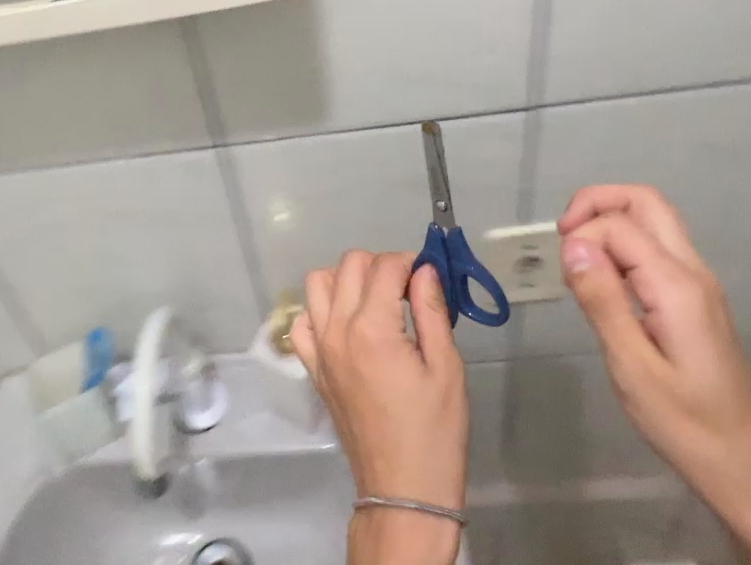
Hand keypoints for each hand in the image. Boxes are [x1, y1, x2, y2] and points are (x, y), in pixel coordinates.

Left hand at [291, 251, 464, 564]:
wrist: (402, 489)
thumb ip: (432, 311)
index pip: (385, 267)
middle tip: (409, 287)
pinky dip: (321, 311)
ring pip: (318, 283)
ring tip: (376, 299)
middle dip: (381, 264)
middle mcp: (337, 330)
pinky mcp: (313, 369)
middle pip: (349, 265)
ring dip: (347, 279)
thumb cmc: (434, 432)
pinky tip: (347, 324)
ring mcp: (319, 349)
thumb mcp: (446, 367)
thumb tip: (425, 270)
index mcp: (372, 328)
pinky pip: (303, 322)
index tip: (429, 275)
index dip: (411, 261)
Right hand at [558, 186, 750, 564]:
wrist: (745, 467)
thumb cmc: (686, 423)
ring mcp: (698, 284)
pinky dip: (622, 246)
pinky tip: (603, 282)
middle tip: (563, 237)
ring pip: (653, 221)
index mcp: (678, 286)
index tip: (563, 274)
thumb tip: (572, 245)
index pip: (620, 225)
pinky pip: (656, 249)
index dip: (582, 235)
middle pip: (646, 202)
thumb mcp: (632, 368)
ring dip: (609, 222)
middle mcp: (693, 272)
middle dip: (596, 203)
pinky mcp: (695, 300)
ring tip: (577, 261)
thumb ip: (602, 300)